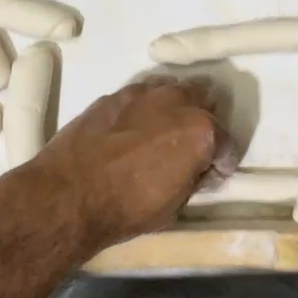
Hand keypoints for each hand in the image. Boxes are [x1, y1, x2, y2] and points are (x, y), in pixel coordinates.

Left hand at [27, 77, 234, 251]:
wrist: (69, 194)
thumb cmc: (129, 207)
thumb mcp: (176, 205)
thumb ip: (193, 178)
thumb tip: (195, 169)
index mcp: (203, 132)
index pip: (228, 146)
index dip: (220, 166)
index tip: (207, 177)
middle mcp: (179, 102)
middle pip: (205, 104)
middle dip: (203, 125)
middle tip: (188, 149)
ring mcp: (145, 93)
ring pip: (174, 90)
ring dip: (176, 109)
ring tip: (162, 132)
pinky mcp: (117, 93)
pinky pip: (144, 93)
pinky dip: (146, 107)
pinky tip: (134, 127)